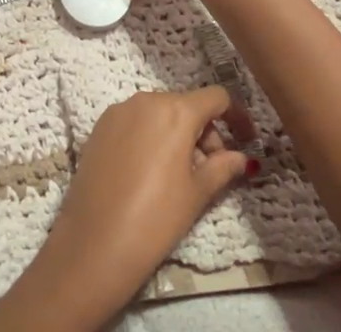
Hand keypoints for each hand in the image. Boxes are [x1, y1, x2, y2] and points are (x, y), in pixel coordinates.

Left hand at [0, 88, 257, 329]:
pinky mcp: (98, 128)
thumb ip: (223, 167)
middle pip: (187, 105)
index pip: (216, 97)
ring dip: (179, 135)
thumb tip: (241, 158)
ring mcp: (117, 112)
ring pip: (160, 113)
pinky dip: (152, 137)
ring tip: (183, 176)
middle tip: (213, 169)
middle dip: (207, 132)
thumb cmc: (155, 216)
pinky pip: (136, 122)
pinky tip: (152, 172)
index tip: (246, 141)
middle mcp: (144, 100)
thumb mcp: (197, 193)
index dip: (237, 116)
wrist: (94, 242)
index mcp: (174, 110)